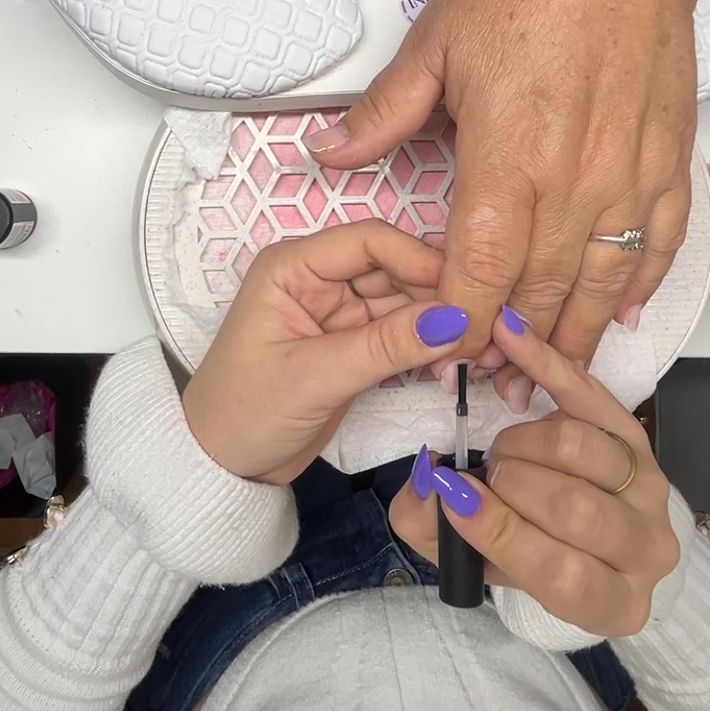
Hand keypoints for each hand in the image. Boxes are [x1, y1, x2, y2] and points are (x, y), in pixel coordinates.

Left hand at [182, 220, 470, 484]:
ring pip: (405, 302)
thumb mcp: (313, 376)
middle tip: (485, 327)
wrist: (225, 469)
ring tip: (479, 349)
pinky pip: (402, 334)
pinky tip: (456, 361)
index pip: (367, 241)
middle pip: (394, 269)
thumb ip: (384, 346)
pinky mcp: (355, 344)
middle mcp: (319, 278)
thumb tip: (453, 319)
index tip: (465, 287)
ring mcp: (340, 312)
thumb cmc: (244, 413)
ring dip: (439, 324)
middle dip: (437, 295)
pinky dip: (428, 347)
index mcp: (294, 266)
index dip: (418, 258)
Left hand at [302, 0, 699, 398]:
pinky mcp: (666, 164)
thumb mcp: (434, 44)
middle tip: (494, 382)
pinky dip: (636, 290)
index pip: (479, 271)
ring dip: (574, 336)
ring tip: (551, 373)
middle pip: (540, 291)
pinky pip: (657, 247)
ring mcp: (628, 179)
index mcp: (507, 161)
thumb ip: (382, 113)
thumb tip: (329, 152)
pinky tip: (620, 316)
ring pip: (601, 285)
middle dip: (513, 345)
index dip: (461, 324)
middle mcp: (573, 184)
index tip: (446, 352)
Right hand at [389, 310, 677, 637]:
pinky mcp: (636, 432)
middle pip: (577, 511)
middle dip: (510, 483)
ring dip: (526, 441)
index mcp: (610, 603)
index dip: (502, 533)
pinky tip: (509, 336)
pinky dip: (545, 362)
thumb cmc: (526, 549)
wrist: (585, 534)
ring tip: (503, 448)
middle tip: (482, 472)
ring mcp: (651, 489)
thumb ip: (433, 528)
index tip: (456, 495)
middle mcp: (646, 551)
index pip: (563, 575)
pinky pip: (588, 392)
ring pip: (585, 451)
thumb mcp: (471, 559)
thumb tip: (432, 477)